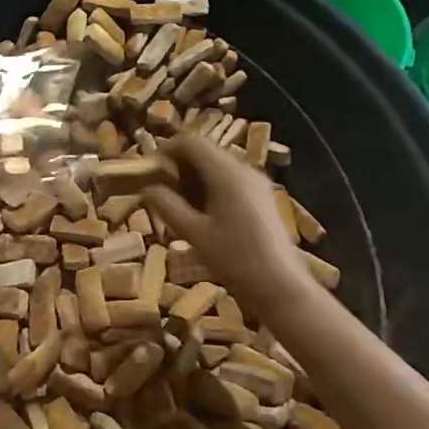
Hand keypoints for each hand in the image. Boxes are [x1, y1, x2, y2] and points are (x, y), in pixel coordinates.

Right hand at [143, 135, 314, 306]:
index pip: (191, 142)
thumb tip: (148, 188)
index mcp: (227, 173)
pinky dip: (211, 189)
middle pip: (205, 152)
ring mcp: (256, 183)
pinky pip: (230, 181)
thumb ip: (168, 206)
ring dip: (194, 180)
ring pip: (217, 167)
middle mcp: (244, 169)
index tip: (150, 173)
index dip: (166, 151)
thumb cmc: (235, 259)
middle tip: (160, 193)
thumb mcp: (194, 234)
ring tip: (178, 208)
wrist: (280, 286)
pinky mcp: (262, 197)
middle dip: (179, 168)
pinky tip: (202, 217)